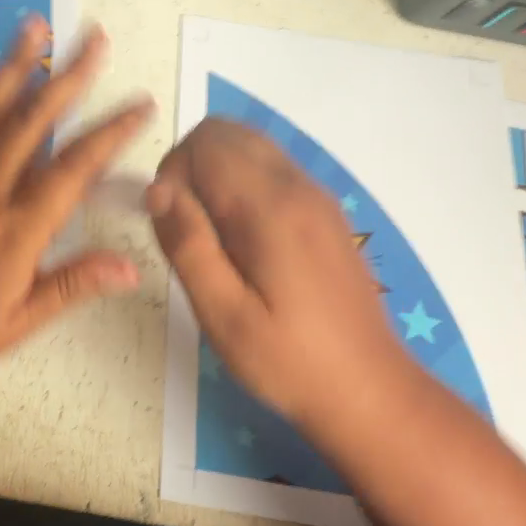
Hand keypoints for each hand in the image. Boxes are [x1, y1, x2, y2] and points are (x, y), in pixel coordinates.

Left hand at [0, 18, 153, 383]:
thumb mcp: (21, 321)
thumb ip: (74, 284)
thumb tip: (135, 267)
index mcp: (19, 228)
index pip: (76, 168)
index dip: (112, 132)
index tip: (141, 103)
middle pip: (33, 122)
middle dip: (69, 76)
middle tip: (94, 35)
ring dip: (13, 65)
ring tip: (33, 24)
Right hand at [147, 118, 404, 421]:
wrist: (369, 391)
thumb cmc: (287, 360)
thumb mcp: (222, 313)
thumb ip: (187, 244)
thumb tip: (157, 189)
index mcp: (270, 209)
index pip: (205, 143)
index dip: (172, 173)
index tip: (169, 225)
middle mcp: (298, 188)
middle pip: (227, 133)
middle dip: (189, 166)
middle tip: (183, 227)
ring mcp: (317, 197)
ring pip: (250, 147)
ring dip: (215, 174)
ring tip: (209, 236)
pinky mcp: (325, 213)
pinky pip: (271, 170)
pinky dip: (240, 185)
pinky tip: (240, 242)